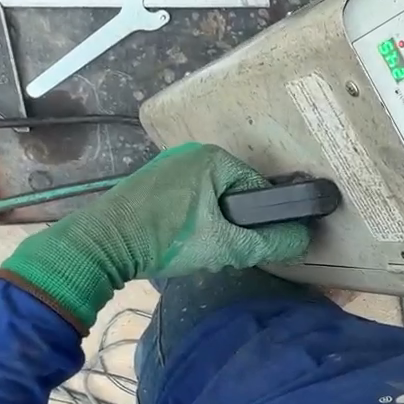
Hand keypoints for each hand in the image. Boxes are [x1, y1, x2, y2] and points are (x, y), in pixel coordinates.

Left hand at [0, 143, 309, 328]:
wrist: (100, 246)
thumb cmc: (165, 239)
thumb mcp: (223, 246)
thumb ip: (267, 243)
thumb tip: (303, 239)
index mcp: (213, 158)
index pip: (258, 190)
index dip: (262, 221)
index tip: (252, 244)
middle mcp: (191, 153)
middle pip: (235, 194)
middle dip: (234, 223)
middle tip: (224, 250)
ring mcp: (168, 165)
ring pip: (211, 198)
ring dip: (213, 223)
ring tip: (201, 248)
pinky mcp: (151, 180)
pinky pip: (188, 198)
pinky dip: (192, 219)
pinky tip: (181, 240)